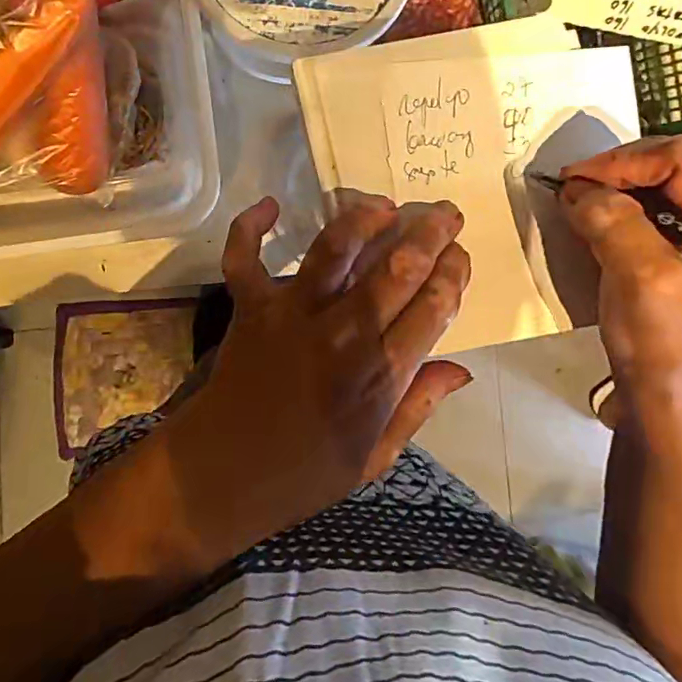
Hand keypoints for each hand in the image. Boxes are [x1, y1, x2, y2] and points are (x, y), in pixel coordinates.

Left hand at [165, 191, 473, 545]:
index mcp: (379, 374)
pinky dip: (250, 228)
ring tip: (384, 204)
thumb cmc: (303, 473)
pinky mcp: (250, 307)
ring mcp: (292, 314)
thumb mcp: (373, 458)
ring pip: (333, 249)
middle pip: (396, 268)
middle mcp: (341, 334)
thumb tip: (461, 369)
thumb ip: (418, 407)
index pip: (432, 306)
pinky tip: (270, 205)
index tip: (460, 255)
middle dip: (429, 233)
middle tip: (445, 213)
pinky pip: (245, 258)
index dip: (453, 273)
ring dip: (363, 218)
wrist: (219, 477)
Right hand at [558, 136, 681, 436]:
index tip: (575, 180)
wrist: (668, 404)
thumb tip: (577, 187)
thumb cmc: (666, 350)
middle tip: (572, 190)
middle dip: (618, 172)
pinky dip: (616, 206)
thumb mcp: (642, 280)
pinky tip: (593, 219)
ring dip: (614, 188)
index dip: (625, 162)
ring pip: (658, 182)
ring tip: (577, 204)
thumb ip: (615, 223)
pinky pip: (650, 207)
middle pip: (674, 166)